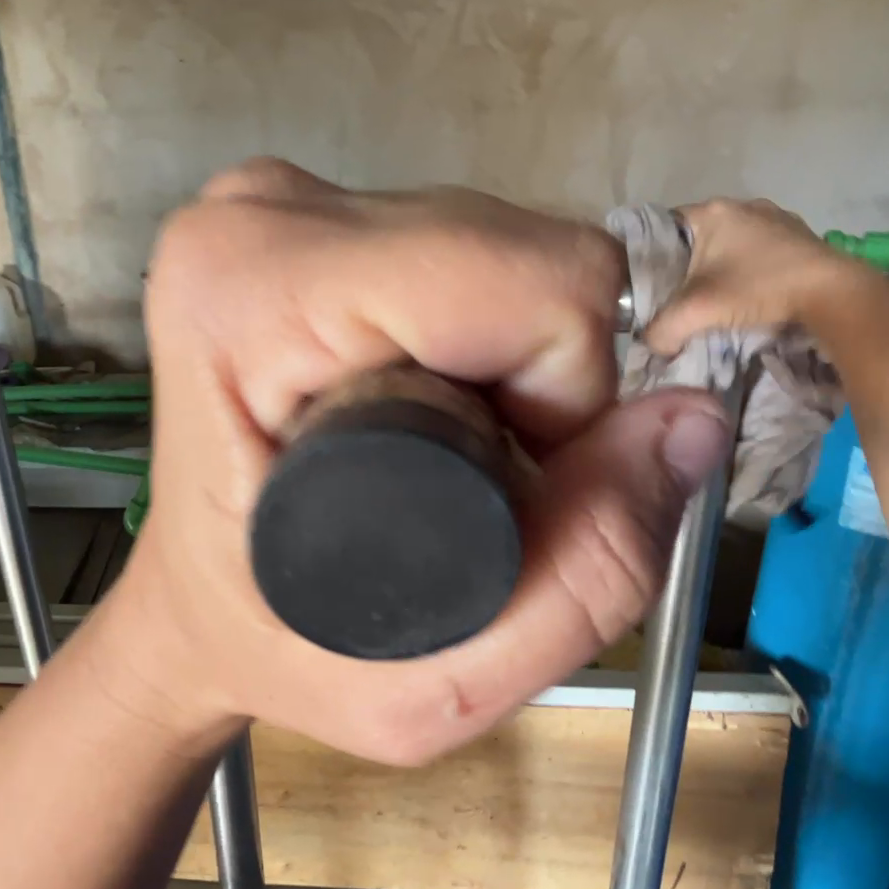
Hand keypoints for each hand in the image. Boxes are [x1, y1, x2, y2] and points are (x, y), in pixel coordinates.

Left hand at [90, 159, 732, 765]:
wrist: (193, 604)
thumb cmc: (275, 652)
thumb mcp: (433, 685)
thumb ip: (588, 574)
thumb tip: (695, 419)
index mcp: (252, 299)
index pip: (526, 284)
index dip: (568, 399)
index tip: (515, 489)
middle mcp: (262, 220)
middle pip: (523, 250)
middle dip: (547, 379)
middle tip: (486, 478)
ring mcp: (283, 203)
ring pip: (507, 242)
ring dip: (521, 356)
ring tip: (455, 450)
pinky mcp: (312, 214)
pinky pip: (473, 245)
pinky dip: (492, 328)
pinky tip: (439, 401)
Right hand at [641, 197, 869, 355]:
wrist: (831, 293)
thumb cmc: (757, 288)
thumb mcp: (696, 312)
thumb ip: (662, 329)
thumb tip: (652, 344)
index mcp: (711, 212)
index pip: (662, 227)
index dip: (650, 256)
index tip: (648, 284)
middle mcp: (741, 205)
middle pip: (695, 237)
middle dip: (685, 266)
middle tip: (677, 296)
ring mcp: (774, 217)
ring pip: (728, 243)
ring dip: (718, 267)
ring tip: (713, 297)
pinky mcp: (797, 235)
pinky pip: (757, 249)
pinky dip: (747, 268)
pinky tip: (749, 292)